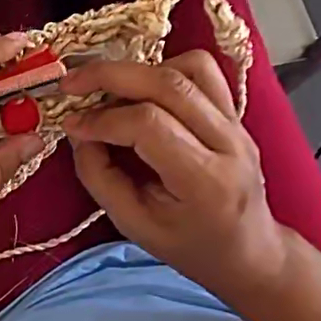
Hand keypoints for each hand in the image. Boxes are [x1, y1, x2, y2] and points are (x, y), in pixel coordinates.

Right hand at [61, 51, 290, 287]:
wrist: (248, 251)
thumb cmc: (189, 246)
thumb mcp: (134, 225)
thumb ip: (100, 178)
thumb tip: (79, 133)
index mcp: (205, 180)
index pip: (149, 124)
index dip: (102, 119)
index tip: (72, 125)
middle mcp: (228, 143)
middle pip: (167, 84)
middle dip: (109, 76)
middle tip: (72, 83)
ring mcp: (237, 123)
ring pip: (187, 69)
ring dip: (138, 72)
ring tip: (109, 90)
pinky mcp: (236, 112)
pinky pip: (203, 71)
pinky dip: (165, 69)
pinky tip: (143, 91)